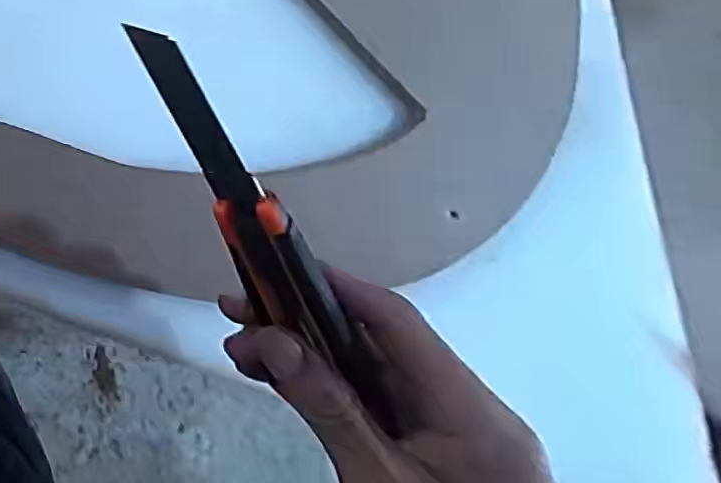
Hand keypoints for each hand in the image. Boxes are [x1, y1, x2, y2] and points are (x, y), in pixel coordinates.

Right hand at [221, 266, 550, 482]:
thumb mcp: (380, 481)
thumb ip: (329, 410)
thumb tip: (278, 344)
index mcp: (477, 417)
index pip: (393, 319)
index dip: (330, 282)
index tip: (278, 260)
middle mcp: (469, 414)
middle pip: (369, 339)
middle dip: (297, 320)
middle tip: (244, 309)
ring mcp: (450, 431)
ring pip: (362, 365)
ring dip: (300, 352)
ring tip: (249, 350)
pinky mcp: (429, 445)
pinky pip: (367, 394)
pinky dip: (320, 381)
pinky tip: (282, 375)